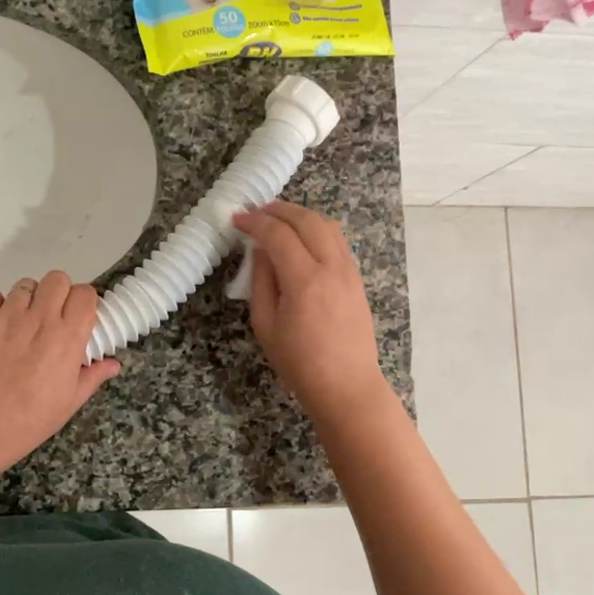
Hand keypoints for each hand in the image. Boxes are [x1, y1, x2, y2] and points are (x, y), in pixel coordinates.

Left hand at [0, 271, 120, 463]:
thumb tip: (113, 365)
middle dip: (57, 293)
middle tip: (51, 315)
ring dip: (27, 299)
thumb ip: (92, 376)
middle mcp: (40, 317)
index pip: (85, 294)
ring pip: (25, 285)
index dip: (84, 302)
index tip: (78, 316)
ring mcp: (7, 315)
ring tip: (21, 322)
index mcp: (68, 336)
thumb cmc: (31, 418)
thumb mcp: (70, 401)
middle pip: (57, 279)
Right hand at [234, 201, 385, 415]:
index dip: (255, 222)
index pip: (278, 235)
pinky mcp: (356, 278)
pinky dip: (316, 229)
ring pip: (326, 225)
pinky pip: (336, 241)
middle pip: (306, 220)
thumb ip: (261, 281)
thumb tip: (261, 251)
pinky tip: (301, 239)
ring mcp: (349, 271)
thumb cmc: (299, 362)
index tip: (237, 219)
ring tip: (278, 219)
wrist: (346, 385)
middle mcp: (331, 267)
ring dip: (300, 215)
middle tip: (256, 211)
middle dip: (279, 210)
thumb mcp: (265, 324)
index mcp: (304, 280)